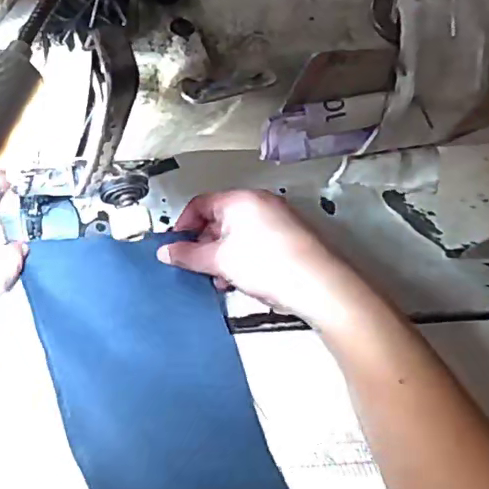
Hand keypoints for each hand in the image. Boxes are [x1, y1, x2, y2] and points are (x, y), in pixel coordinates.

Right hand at [159, 189, 375, 327]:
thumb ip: (186, 254)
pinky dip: (243, 257)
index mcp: (240, 200)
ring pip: (237, 233)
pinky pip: (256, 241)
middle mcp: (261, 203)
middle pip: (218, 218)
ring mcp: (279, 219)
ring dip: (223, 254)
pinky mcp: (292, 237)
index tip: (177, 244)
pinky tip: (241, 278)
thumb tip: (167, 252)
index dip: (183, 225)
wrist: (321, 288)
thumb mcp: (216, 261)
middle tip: (196, 263)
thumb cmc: (272, 265)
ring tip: (221, 276)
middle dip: (204, 243)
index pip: (199, 204)